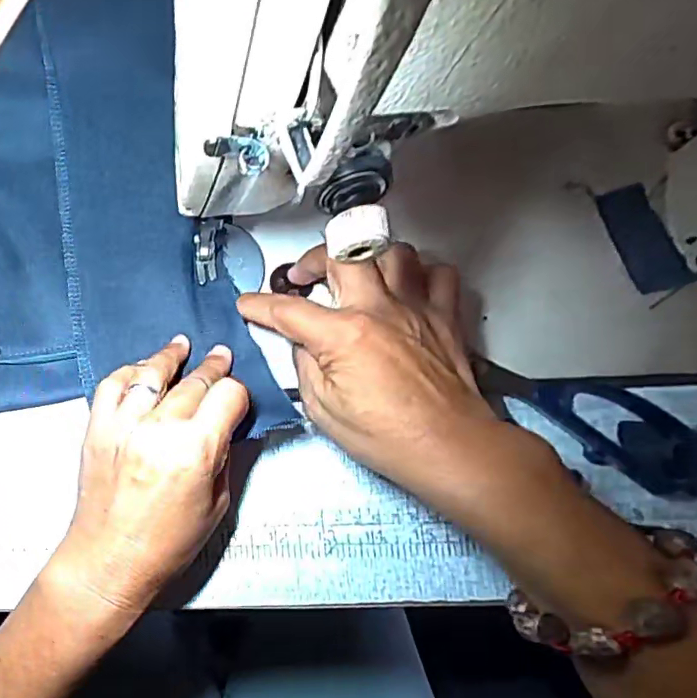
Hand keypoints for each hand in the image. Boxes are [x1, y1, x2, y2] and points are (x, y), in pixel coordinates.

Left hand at [47, 337, 249, 621]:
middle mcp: (157, 431)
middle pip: (193, 382)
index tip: (237, 397)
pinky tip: (140, 368)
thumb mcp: (216, 505)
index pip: (227, 395)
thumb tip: (226, 427)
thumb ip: (223, 457)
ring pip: (150, 375)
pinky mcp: (96, 430)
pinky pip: (111, 386)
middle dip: (212, 368)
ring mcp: (122, 426)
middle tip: (220, 355)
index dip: (237, 393)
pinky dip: (127, 372)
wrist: (109, 559)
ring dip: (168, 357)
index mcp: (195, 451)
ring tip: (180, 346)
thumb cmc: (166, 544)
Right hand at [236, 243, 515, 504]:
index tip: (249, 304)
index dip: (260, 304)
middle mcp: (381, 311)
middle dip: (313, 258)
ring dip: (365, 258)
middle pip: (343, 253)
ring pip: (392, 251)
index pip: (289, 309)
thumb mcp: (322, 407)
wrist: (447, 446)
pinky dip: (416, 272)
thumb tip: (302, 344)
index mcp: (344, 335)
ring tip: (352, 274)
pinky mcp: (446, 316)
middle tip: (303, 276)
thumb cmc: (387, 435)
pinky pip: (436, 272)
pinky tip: (402, 286)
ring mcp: (418, 308)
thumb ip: (305, 365)